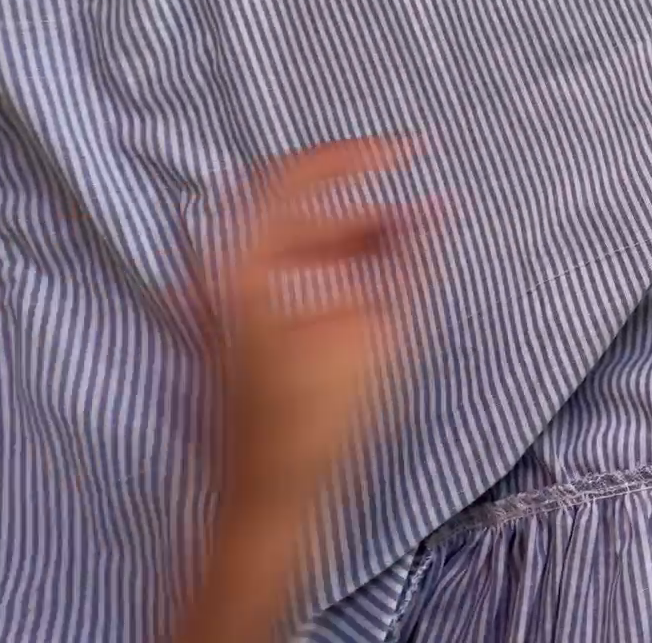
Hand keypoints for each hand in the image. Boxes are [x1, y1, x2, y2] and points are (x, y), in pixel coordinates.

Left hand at [203, 138, 424, 509]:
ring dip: (346, 230)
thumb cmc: (324, 421)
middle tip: (410, 206)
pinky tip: (367, 279)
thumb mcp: (384, 327)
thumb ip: (412, 253)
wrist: (268, 503)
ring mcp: (212, 299)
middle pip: (290, 202)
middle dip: (358, 196)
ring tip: (402, 246)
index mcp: (246, 266)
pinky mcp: (223, 322)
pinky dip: (323, 258)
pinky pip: (275, 264)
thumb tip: (439, 201)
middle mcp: (216, 273)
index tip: (412, 149)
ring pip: (285, 234)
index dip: (360, 152)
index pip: (298, 172)